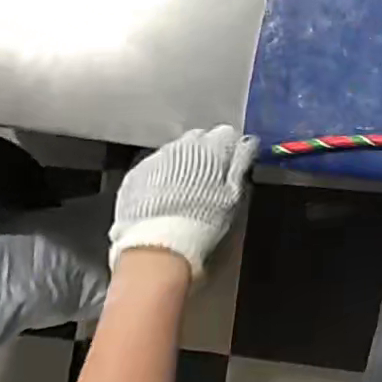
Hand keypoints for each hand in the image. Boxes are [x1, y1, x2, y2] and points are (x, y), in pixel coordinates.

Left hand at [108, 125, 256, 277]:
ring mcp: (154, 159)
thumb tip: (247, 144)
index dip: (230, 152)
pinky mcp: (134, 176)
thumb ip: (241, 164)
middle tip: (208, 184)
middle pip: (197, 141)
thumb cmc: (202, 221)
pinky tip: (162, 202)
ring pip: (173, 155)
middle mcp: (180, 146)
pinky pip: (151, 170)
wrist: (158, 245)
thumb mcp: (232, 196)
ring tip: (183, 196)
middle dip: (204, 157)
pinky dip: (158, 180)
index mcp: (209, 147)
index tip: (231, 168)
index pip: (226, 135)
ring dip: (180, 168)